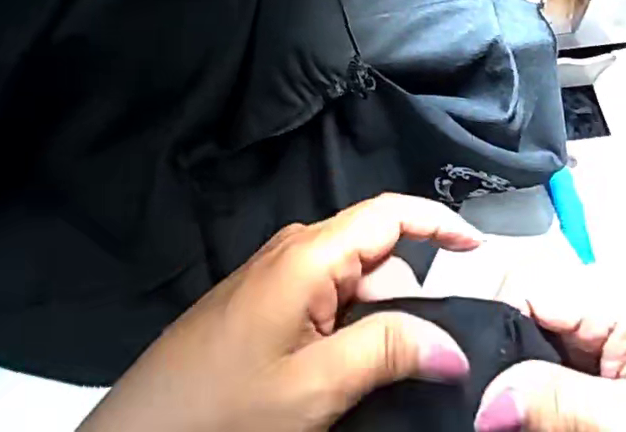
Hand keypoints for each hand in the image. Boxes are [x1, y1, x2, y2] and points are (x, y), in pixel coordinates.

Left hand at [79, 193, 483, 431]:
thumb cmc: (229, 403)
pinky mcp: (269, 297)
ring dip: (386, 314)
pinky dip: (356, 323)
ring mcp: (280, 271)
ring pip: (354, 279)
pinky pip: (328, 296)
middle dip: (415, 291)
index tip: (481, 247)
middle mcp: (298, 248)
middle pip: (376, 252)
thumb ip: (386, 350)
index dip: (437, 222)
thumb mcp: (315, 385)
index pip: (388, 215)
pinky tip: (363, 363)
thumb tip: (453, 343)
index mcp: (311, 252)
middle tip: (446, 348)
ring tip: (408, 365)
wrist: (145, 425)